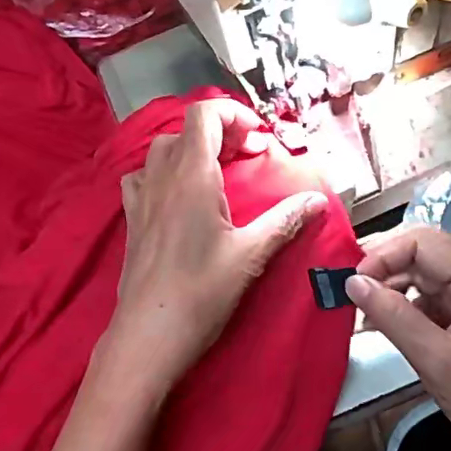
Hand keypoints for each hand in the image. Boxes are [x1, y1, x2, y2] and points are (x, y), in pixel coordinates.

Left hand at [101, 98, 327, 396]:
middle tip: (249, 157)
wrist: (148, 336)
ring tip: (217, 173)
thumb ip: (285, 220)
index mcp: (192, 176)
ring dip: (192, 149)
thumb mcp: (251, 254)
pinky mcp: (132, 220)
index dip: (234, 114)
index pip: (205, 114)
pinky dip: (163, 172)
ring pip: (163, 150)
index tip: (259, 140)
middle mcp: (162, 178)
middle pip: (187, 129)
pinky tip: (177, 195)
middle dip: (222, 132)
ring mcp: (142, 198)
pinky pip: (142, 176)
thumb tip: (317, 200)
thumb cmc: (200, 293)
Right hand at [346, 227, 450, 450]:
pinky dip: (405, 307)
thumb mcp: (438, 364)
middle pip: (426, 254)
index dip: (385, 254)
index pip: (426, 243)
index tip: (353, 282)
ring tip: (357, 308)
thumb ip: (395, 318)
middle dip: (384, 266)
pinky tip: (380, 322)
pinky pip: (433, 300)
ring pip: (426, 276)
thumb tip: (353, 282)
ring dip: (391, 287)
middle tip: (345, 287)